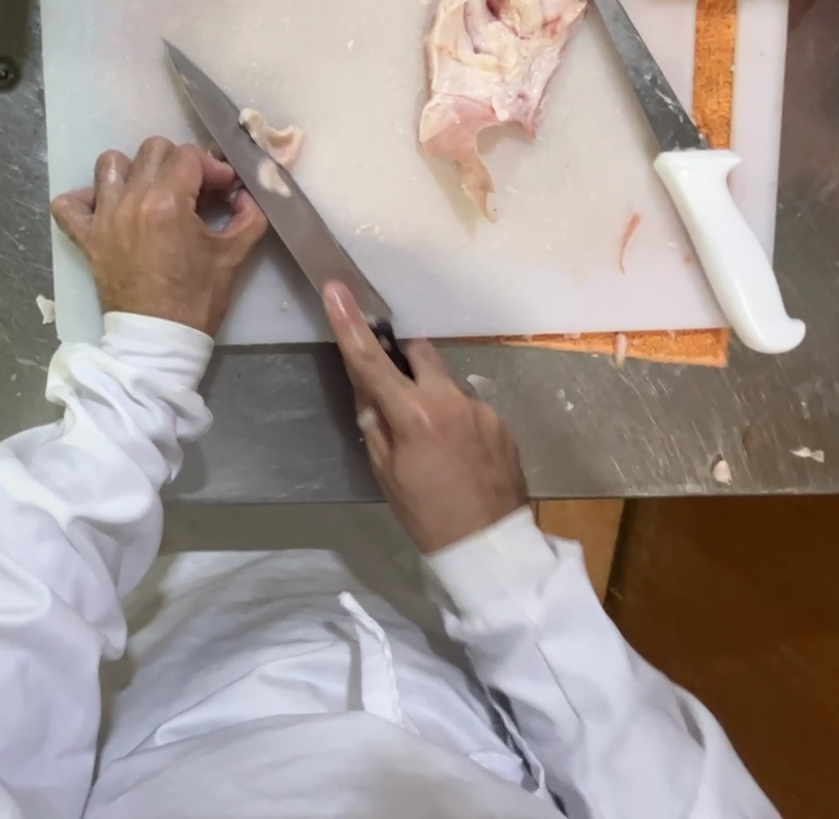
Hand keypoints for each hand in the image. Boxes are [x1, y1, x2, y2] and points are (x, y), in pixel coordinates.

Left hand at [51, 137, 267, 334]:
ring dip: (134, 171)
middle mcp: (131, 202)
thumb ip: (248, 216)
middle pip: (153, 151)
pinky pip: (69, 204)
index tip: (224, 189)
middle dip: (179, 163)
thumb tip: (246, 193)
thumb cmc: (197, 299)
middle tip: (193, 191)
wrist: (159, 340)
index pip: (189, 156)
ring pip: (111, 164)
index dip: (213, 168)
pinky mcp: (87, 238)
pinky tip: (107, 208)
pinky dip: (85, 199)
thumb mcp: (233, 255)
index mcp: (167, 203)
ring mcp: (104, 218)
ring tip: (151, 193)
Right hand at [322, 281, 527, 553]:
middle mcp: (450, 400)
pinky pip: (468, 405)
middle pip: (419, 351)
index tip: (337, 290)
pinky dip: (455, 418)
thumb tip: (368, 391)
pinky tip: (457, 452)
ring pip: (445, 380)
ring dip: (431, 394)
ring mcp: (481, 408)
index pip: (371, 361)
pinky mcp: (501, 421)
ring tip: (433, 439)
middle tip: (396, 387)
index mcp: (414, 415)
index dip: (349, 323)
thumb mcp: (385, 473)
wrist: (491, 549)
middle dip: (403, 357)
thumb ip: (374, 423)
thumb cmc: (426, 515)